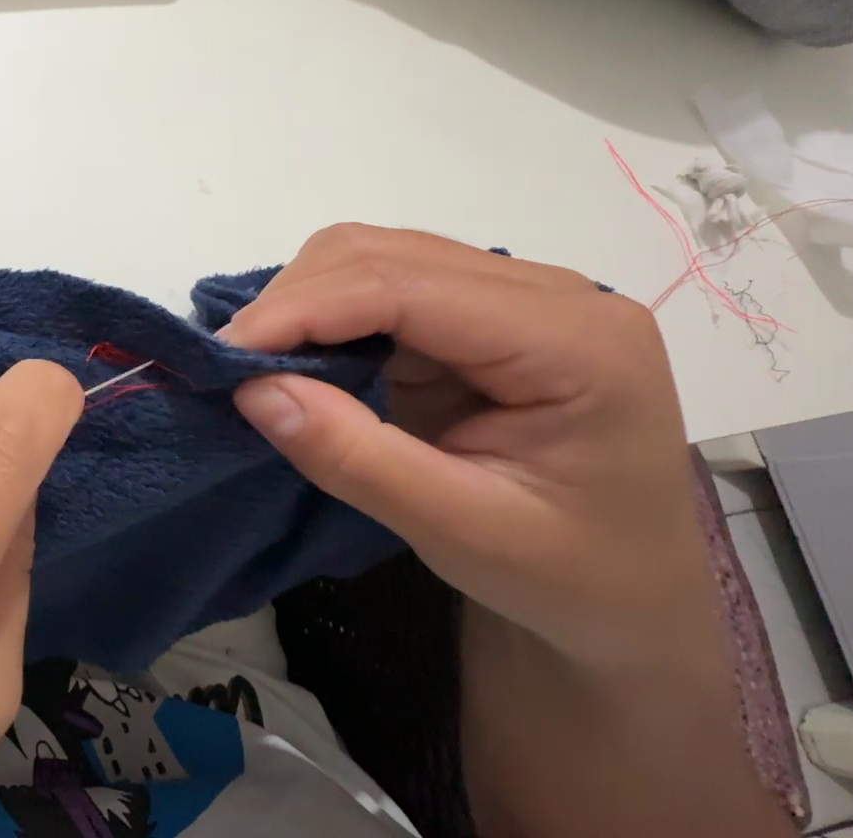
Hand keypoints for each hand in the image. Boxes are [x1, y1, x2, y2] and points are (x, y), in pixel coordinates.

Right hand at [219, 225, 714, 673]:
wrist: (627, 598)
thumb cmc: (567, 577)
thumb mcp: (459, 531)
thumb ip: (355, 458)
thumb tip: (251, 388)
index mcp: (572, 341)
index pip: (406, 286)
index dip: (303, 309)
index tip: (225, 355)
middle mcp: (547, 295)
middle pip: (381, 253)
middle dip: (293, 302)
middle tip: (233, 367)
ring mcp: (509, 299)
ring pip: (370, 257)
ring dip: (301, 303)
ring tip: (260, 364)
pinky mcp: (470, 317)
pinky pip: (374, 287)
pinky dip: (320, 315)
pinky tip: (298, 358)